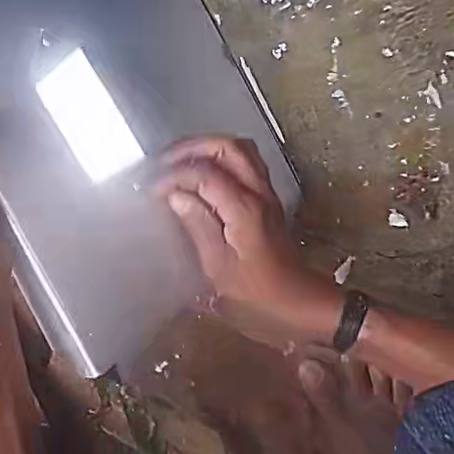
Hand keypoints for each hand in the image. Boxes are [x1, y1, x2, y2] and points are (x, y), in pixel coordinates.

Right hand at [157, 136, 340, 344]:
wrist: (302, 306)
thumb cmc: (261, 298)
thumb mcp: (220, 270)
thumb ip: (198, 227)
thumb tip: (176, 196)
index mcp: (245, 209)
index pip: (205, 173)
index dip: (174, 175)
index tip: (152, 189)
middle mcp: (259, 194)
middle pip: (227, 147)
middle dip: (190, 148)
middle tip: (162, 162)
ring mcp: (267, 196)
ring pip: (240, 150)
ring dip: (207, 149)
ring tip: (178, 163)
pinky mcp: (268, 203)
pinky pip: (246, 164)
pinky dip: (221, 160)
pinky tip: (202, 176)